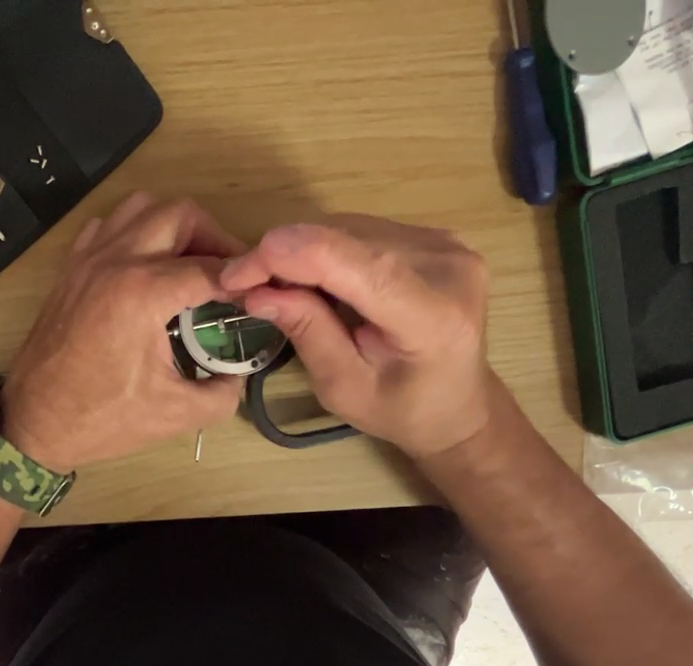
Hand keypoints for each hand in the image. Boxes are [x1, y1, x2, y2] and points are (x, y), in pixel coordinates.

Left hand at [1, 193, 246, 472]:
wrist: (34, 425)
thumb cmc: (100, 421)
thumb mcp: (174, 414)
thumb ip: (223, 391)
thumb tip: (241, 373)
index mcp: (144, 293)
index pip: (211, 268)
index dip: (243, 280)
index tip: (258, 295)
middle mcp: (116, 262)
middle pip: (181, 215)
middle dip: (214, 238)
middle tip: (228, 274)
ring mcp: (88, 260)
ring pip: (142, 207)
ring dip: (174, 225)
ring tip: (189, 262)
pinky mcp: (70, 270)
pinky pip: (108, 225)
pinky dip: (134, 232)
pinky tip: (146, 265)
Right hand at [218, 216, 495, 459]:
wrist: (457, 404)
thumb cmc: (400, 410)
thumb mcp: (343, 388)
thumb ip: (308, 334)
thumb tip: (257, 293)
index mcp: (434, 316)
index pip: (356, 264)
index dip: (289, 258)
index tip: (235, 274)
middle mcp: (447, 266)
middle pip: (348, 240)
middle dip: (284, 257)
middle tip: (242, 285)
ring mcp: (445, 244)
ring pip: (350, 228)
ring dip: (301, 252)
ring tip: (272, 285)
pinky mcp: (434, 237)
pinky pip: (363, 231)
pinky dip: (324, 249)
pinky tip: (308, 278)